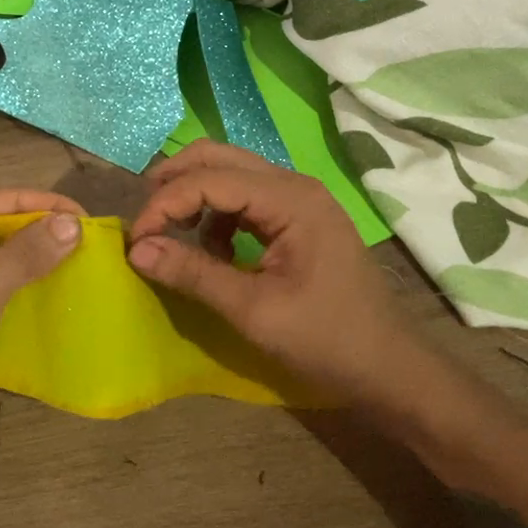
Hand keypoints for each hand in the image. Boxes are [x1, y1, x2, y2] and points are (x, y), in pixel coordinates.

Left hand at [0, 190, 84, 441]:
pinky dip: (34, 288)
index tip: (95, 222)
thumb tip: (73, 222)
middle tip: (99, 248)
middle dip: (49, 233)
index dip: (49, 206)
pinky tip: (67, 296)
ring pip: (11, 256)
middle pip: (9, 225)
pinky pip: (8, 286)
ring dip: (45, 261)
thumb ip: (27, 252)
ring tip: (91, 270)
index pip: (6, 199)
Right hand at [124, 141, 421, 405]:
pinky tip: (212, 250)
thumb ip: (194, 274)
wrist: (391, 370)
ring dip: (193, 196)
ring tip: (173, 237)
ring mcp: (299, 199)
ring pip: (228, 172)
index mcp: (291, 200)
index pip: (209, 179)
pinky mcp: (297, 217)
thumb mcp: (253, 311)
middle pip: (217, 157)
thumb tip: (136, 250)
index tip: (137, 240)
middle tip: (145, 221)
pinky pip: (242, 196)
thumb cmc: (327, 341)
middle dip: (173, 183)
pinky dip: (214, 213)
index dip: (165, 204)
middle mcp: (294, 185)